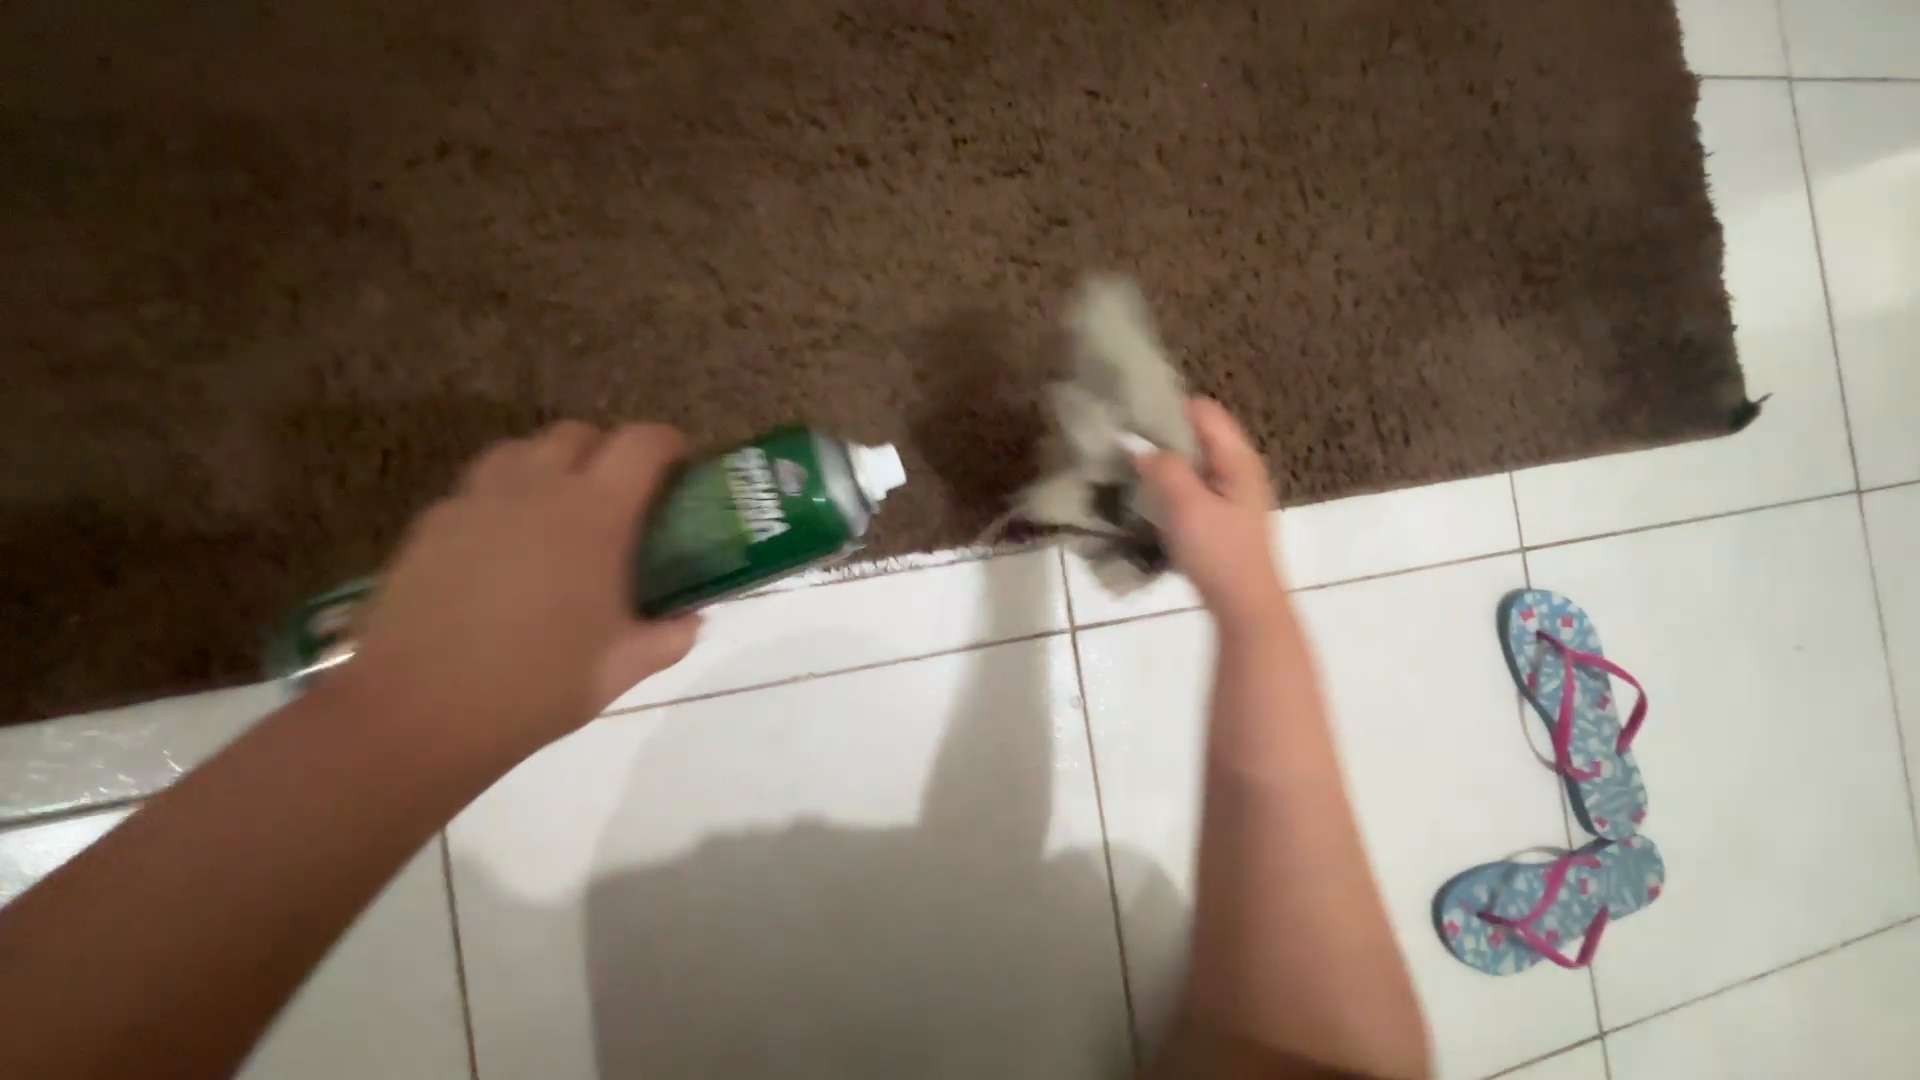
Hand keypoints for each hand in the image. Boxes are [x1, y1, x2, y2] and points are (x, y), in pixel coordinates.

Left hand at [336, 422, 699, 758]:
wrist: (417, 713)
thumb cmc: (538, 686)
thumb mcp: (624, 667)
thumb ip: (670, 636)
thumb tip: (693, 620)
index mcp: (594, 515)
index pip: (641, 444)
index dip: (668, 443)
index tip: (680, 465)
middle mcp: (536, 490)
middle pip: (579, 433)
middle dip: (608, 451)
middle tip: (621, 495)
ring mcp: (476, 501)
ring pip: (522, 450)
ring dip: (552, 465)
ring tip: (560, 510)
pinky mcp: (432, 524)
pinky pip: (478, 488)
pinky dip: (504, 498)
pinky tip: (506, 547)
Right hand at [1134, 399, 1287, 628]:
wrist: (1245, 608)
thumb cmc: (1218, 553)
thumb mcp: (1187, 506)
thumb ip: (1163, 468)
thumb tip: (1139, 447)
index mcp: (1238, 459)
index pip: (1202, 411)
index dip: (1167, 409)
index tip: (1129, 419)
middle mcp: (1240, 471)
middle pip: (1197, 436)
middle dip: (1161, 438)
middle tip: (1123, 448)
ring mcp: (1233, 496)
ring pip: (1193, 465)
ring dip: (1163, 466)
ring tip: (1130, 473)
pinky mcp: (1222, 519)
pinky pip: (1192, 489)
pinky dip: (1171, 489)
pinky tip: (1149, 503)